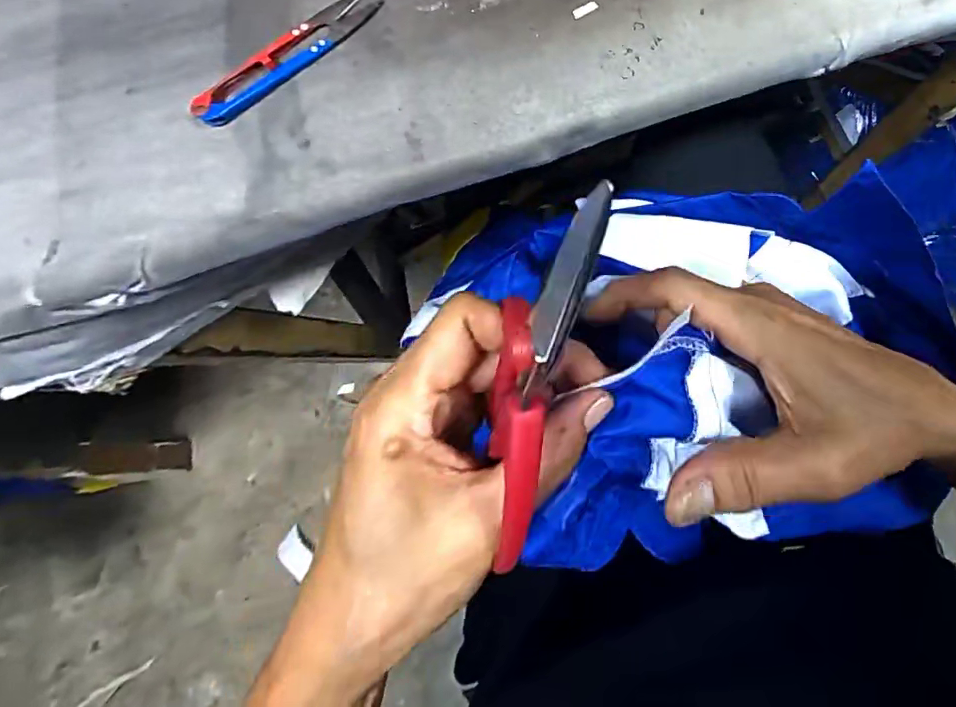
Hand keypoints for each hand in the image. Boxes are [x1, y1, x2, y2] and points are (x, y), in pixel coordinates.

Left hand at [249, 292, 612, 705]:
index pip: (465, 320)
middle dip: (544, 358)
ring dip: (540, 385)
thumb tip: (602, 398)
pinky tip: (550, 430)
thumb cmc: (405, 577)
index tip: (559, 365)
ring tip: (577, 410)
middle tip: (589, 388)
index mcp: (403, 402)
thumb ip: (551, 451)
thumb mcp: (489, 515)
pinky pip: (494, 400)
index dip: (518, 328)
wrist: (353, 636)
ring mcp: (428, 414)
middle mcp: (413, 394)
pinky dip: (528, 408)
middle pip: (489, 342)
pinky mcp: (443, 434)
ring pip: (497, 370)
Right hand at [583, 269, 955, 527]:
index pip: (682, 286)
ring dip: (666, 325)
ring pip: (709, 304)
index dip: (628, 290)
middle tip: (597, 360)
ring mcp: (783, 313)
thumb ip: (741, 477)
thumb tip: (668, 497)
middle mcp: (767, 306)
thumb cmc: (872, 428)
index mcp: (762, 325)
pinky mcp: (792, 328)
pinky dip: (697, 333)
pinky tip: (689, 374)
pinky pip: (730, 317)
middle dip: (636, 316)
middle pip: (687, 293)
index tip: (584, 314)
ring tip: (629, 368)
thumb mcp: (809, 464)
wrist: (928, 409)